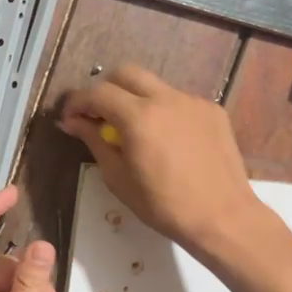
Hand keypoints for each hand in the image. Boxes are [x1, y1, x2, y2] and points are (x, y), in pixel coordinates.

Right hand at [60, 64, 261, 257]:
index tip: (69, 119)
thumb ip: (95, 142)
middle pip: (126, 73)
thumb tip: (74, 122)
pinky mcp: (213, 111)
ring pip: (155, 86)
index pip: (98, 93)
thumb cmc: (163, 205)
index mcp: (138, 116)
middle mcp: (166, 98)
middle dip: (106, 89)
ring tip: (136, 131)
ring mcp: (193, 102)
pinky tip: (168, 141)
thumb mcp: (118, 178)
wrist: (221, 217)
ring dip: (137, 100)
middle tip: (99, 116)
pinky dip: (164, 112)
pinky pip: (179, 102)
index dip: (77, 103)